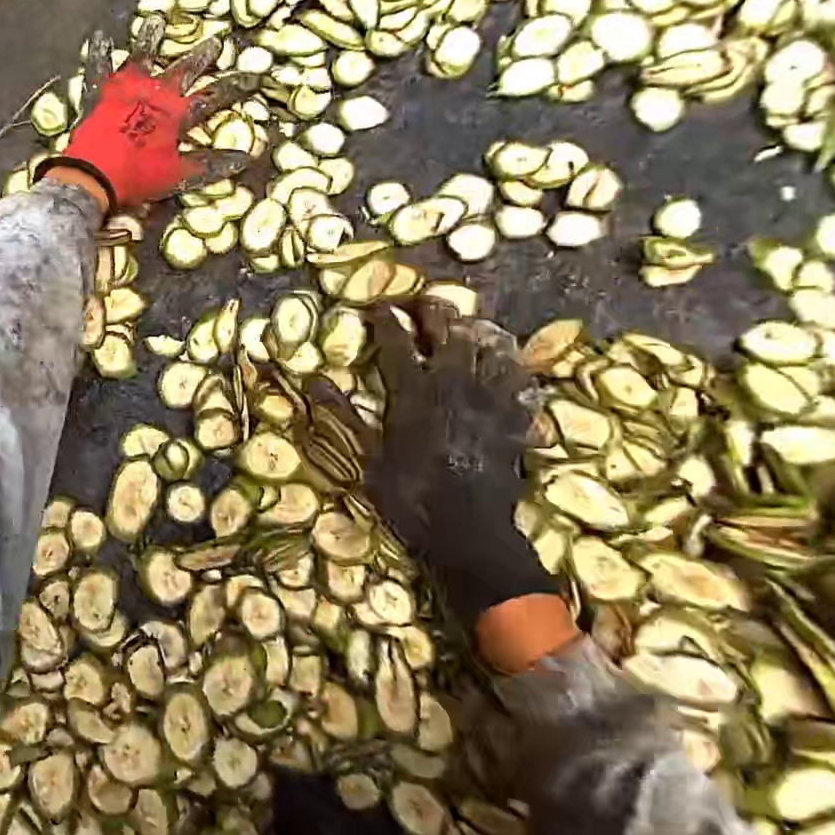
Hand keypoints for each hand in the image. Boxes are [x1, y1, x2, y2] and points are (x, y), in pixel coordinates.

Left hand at [37, 17, 258, 209]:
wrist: (93, 176)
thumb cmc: (137, 176)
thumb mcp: (177, 174)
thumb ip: (209, 164)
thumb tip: (245, 158)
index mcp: (176, 113)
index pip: (214, 96)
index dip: (235, 86)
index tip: (255, 76)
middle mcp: (154, 93)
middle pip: (183, 69)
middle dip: (201, 56)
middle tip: (215, 39)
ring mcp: (125, 90)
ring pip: (141, 58)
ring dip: (150, 39)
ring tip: (156, 19)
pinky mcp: (99, 94)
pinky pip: (98, 69)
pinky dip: (99, 53)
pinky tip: (99, 37)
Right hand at [311, 300, 568, 666]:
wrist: (469, 533)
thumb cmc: (409, 494)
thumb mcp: (366, 455)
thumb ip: (343, 413)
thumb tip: (312, 379)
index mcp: (414, 394)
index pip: (397, 346)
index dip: (387, 322)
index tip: (378, 305)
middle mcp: (454, 390)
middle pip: (450, 338)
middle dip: (437, 314)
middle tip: (427, 300)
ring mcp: (490, 405)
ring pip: (491, 354)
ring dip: (480, 335)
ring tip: (472, 324)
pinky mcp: (515, 425)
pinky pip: (523, 388)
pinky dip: (517, 373)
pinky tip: (513, 368)